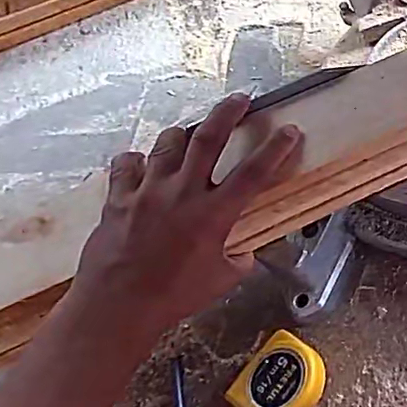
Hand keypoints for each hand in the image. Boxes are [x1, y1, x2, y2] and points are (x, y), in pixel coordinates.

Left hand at [61, 93, 302, 351]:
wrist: (116, 307)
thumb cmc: (175, 296)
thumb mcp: (223, 279)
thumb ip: (239, 257)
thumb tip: (241, 251)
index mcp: (214, 213)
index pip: (255, 172)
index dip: (277, 148)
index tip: (290, 131)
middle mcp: (182, 193)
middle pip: (208, 138)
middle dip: (228, 112)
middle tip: (240, 99)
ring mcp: (147, 192)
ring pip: (167, 144)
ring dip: (183, 135)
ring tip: (190, 134)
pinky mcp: (117, 199)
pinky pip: (126, 165)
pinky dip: (138, 161)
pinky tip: (143, 165)